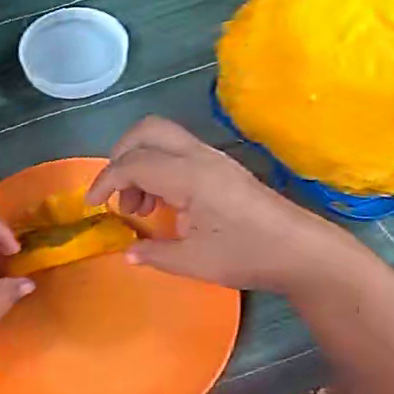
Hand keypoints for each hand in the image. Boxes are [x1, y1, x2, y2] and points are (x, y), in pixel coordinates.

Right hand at [86, 117, 364, 292]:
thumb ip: (154, 254)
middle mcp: (199, 157)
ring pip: (164, 138)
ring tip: (142, 209)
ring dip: (141, 163)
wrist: (301, 250)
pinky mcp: (224, 168)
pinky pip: (180, 151)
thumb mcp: (194, 262)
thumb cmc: (247, 255)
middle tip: (118, 197)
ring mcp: (214, 159)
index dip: (106, 181)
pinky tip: (165, 204)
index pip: (133, 163)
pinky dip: (160, 167)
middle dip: (120, 156)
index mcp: (188, 175)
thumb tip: (128, 252)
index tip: (92, 206)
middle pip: (147, 131)